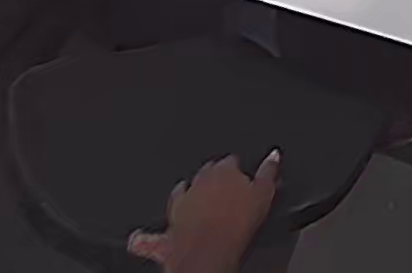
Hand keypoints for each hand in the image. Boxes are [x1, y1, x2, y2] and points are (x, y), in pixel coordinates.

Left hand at [129, 150, 279, 272]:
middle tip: (221, 183)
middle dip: (211, 175)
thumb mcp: (264, 193)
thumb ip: (269, 171)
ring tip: (185, 192)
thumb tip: (274, 154)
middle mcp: (197, 185)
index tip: (241, 173)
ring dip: (182, 192)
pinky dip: (143, 238)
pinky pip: (148, 237)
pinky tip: (137, 237)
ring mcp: (178, 209)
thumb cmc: (237, 225)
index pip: (230, 160)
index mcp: (222, 172)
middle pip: (204, 173)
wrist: (208, 257)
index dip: (236, 167)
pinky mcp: (165, 234)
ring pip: (178, 194)